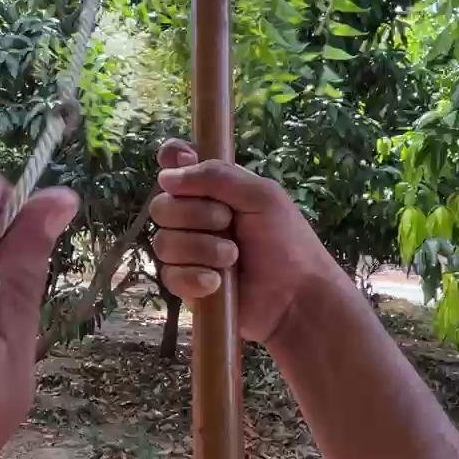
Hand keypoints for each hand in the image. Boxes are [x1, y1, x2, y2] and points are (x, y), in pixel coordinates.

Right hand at [151, 139, 342, 345]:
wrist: (296, 297)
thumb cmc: (286, 241)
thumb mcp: (262, 196)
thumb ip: (217, 176)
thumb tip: (166, 176)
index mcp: (212, 188)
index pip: (175, 163)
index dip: (171, 161)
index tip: (180, 168)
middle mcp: (193, 216)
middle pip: (162, 206)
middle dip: (195, 215)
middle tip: (228, 223)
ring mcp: (187, 251)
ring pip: (163, 242)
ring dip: (201, 249)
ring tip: (233, 258)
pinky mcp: (185, 284)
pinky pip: (169, 275)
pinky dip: (194, 277)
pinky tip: (218, 283)